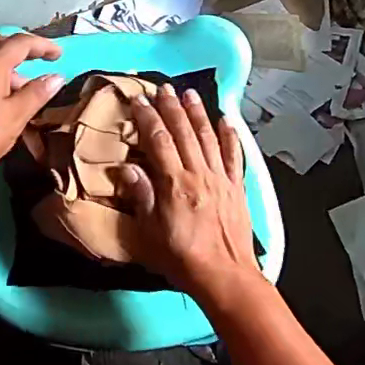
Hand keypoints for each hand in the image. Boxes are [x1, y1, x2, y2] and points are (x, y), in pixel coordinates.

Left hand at [0, 33, 64, 183]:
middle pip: (1, 43)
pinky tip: (1, 99)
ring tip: (24, 89)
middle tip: (40, 62)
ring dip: (8, 65)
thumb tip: (56, 78)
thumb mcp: (16, 115)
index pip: (21, 42)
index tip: (58, 54)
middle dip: (22, 49)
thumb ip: (37, 94)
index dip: (43, 45)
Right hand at [120, 84, 260, 302]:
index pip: (159, 141)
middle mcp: (199, 174)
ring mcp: (221, 179)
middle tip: (162, 88)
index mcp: (175, 183)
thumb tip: (128, 167)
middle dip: (171, 107)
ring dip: (198, 113)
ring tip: (189, 93)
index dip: (147, 117)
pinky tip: (226, 120)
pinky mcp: (237, 188)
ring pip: (209, 137)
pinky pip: (234, 156)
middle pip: (184, 132)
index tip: (139, 100)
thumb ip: (142, 196)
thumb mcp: (150, 232)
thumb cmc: (182, 258)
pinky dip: (230, 136)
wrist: (225, 277)